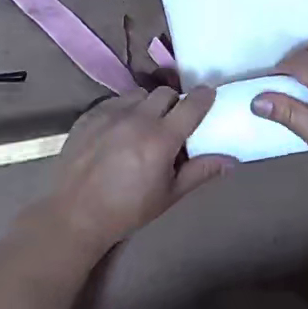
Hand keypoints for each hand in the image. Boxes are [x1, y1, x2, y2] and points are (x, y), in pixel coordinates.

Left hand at [35, 87, 233, 254]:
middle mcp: (136, 118)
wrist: (75, 215)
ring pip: (138, 95)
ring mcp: (109, 114)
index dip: (204, 97)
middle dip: (175, 103)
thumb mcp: (170, 194)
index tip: (209, 96)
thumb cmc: (128, 210)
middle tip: (174, 121)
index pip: (191, 105)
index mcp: (161, 138)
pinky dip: (124, 110)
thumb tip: (232, 161)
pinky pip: (114, 102)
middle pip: (165, 93)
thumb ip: (201, 172)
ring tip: (145, 125)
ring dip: (148, 104)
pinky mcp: (88, 117)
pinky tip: (120, 131)